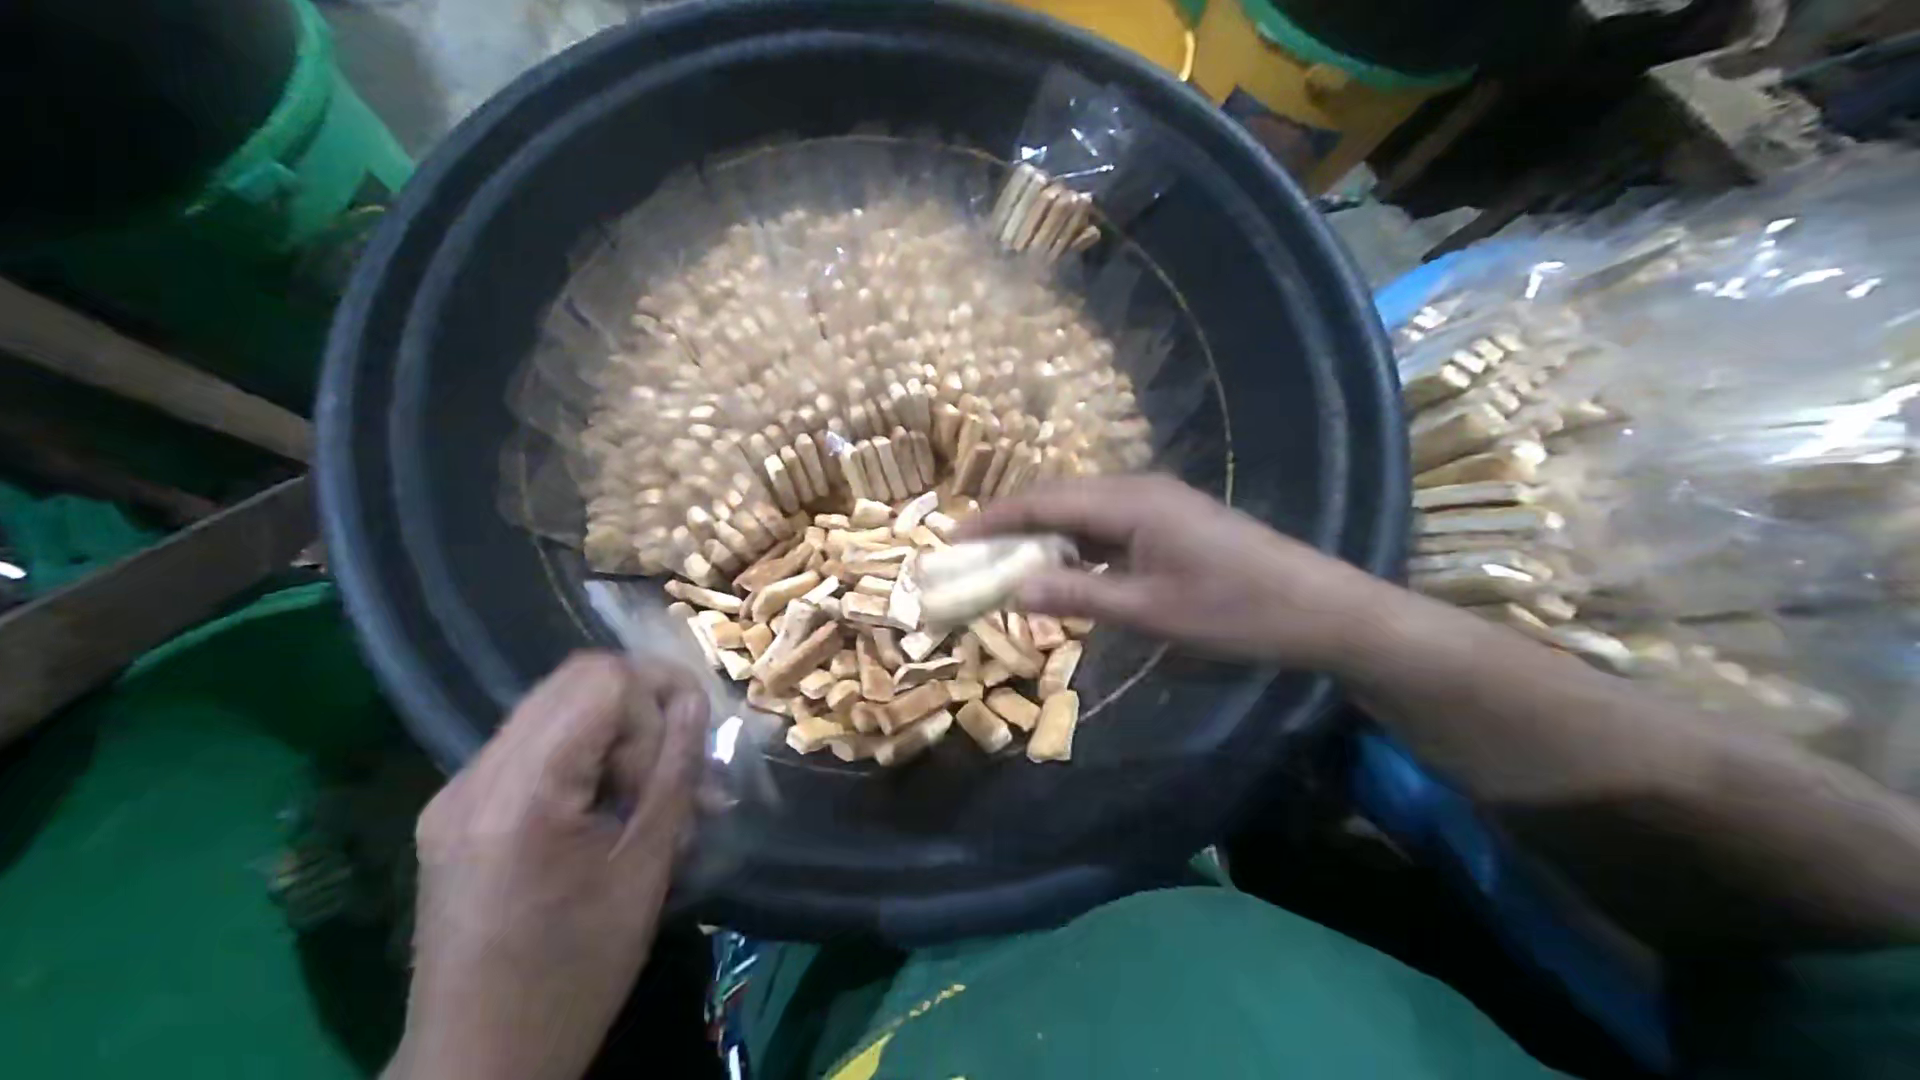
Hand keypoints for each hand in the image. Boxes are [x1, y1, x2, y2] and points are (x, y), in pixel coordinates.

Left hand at [389, 652, 708, 1079]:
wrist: (479, 1063)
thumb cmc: (577, 973)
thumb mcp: (645, 868)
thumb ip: (675, 771)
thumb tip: (696, 702)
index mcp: (521, 793)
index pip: (601, 680)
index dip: (659, 696)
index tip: (686, 751)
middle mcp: (475, 777)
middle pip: (575, 679)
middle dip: (640, 707)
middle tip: (671, 764)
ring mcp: (457, 790)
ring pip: (556, 705)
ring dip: (614, 730)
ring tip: (645, 791)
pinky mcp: (456, 809)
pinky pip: (535, 742)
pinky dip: (584, 752)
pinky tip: (607, 803)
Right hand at [961, 475, 1397, 667]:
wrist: (1318, 608)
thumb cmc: (1234, 610)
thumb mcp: (1150, 611)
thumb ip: (1078, 596)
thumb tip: (1012, 589)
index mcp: (1130, 502)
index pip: (1043, 501)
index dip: (993, 519)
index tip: (952, 538)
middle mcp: (1137, 490)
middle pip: (1058, 500)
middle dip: (1011, 526)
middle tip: (971, 555)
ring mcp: (1156, 504)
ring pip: (1080, 513)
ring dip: (1042, 537)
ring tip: (1004, 565)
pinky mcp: (1168, 522)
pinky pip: (1105, 527)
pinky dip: (1075, 546)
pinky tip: (1062, 570)